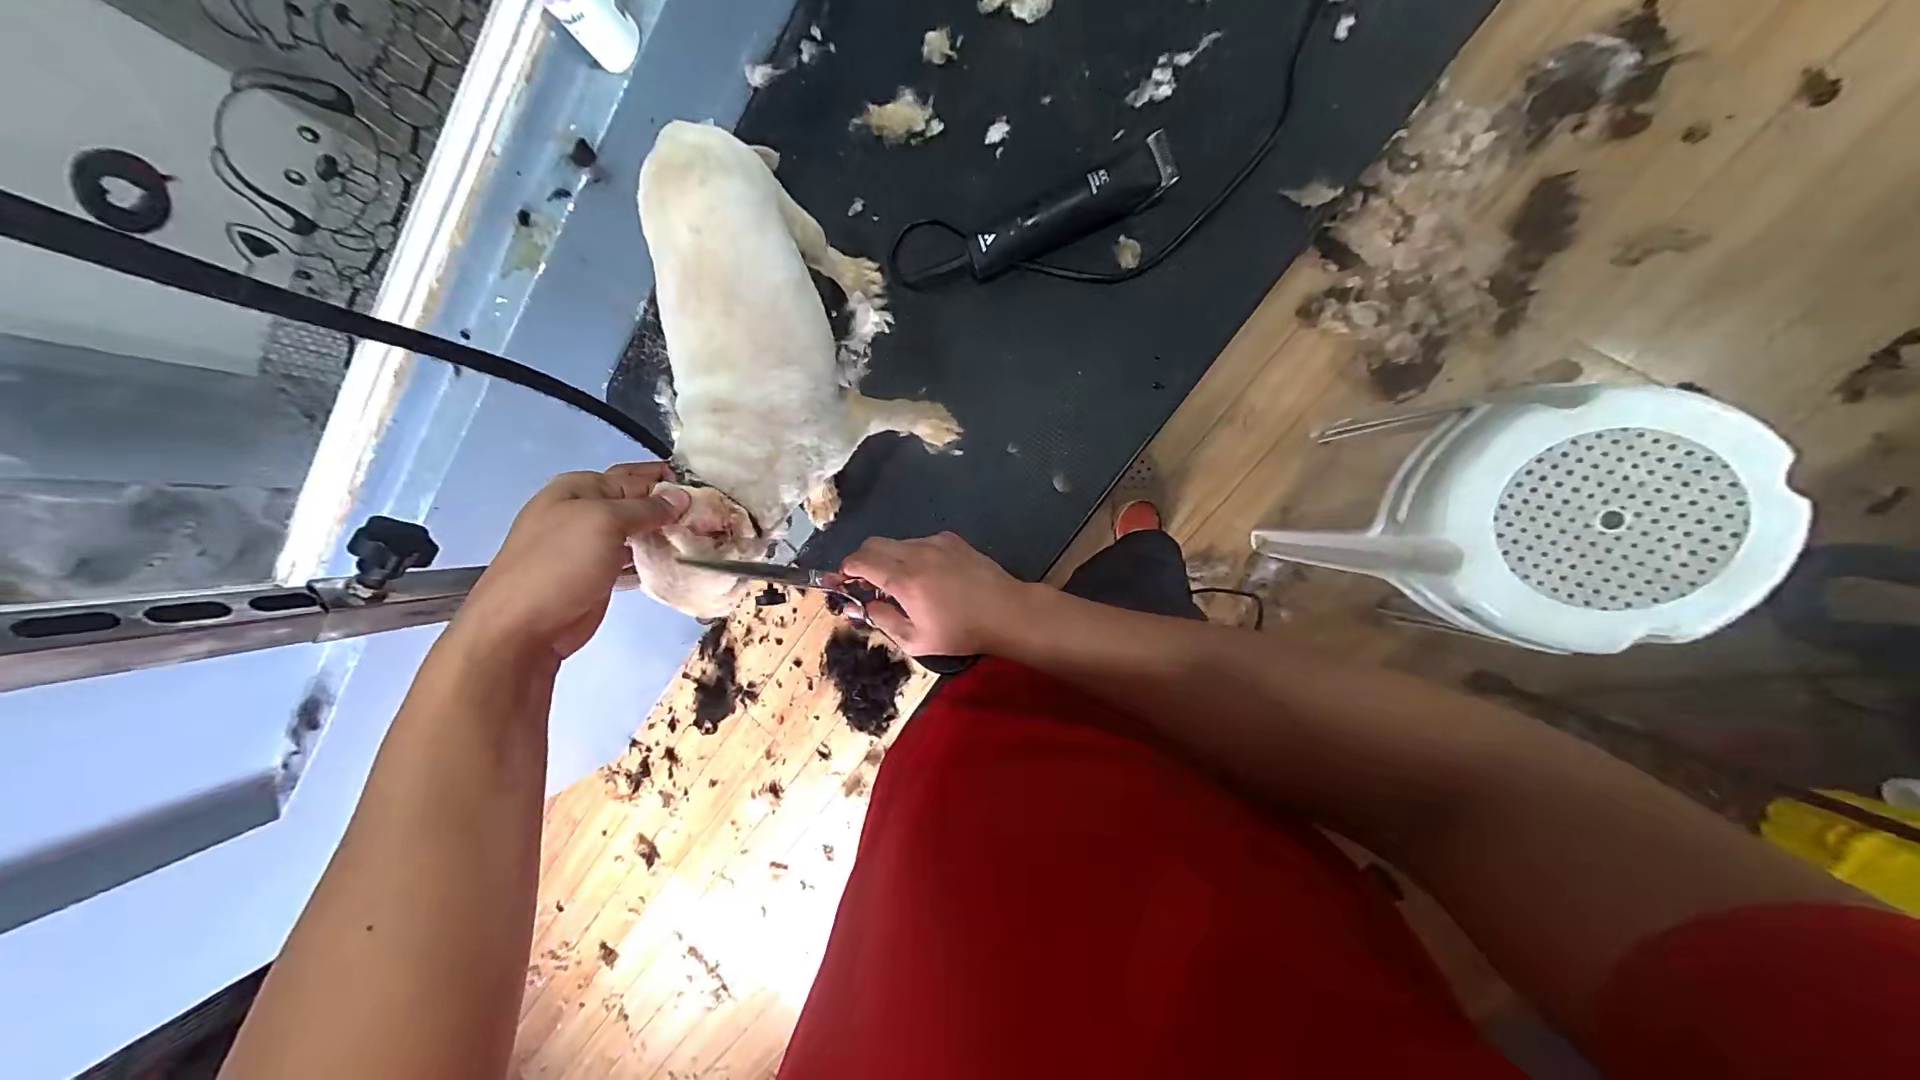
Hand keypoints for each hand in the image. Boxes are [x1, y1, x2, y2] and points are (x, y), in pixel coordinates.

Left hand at [450, 463, 690, 661]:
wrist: (521, 627)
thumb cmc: (559, 565)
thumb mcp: (603, 523)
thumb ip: (645, 508)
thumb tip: (682, 496)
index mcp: (580, 488)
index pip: (636, 476)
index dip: (671, 481)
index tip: (710, 493)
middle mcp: (586, 511)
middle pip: (639, 503)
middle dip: (673, 508)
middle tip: (714, 518)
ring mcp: (593, 544)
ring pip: (640, 532)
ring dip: (668, 535)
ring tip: (706, 538)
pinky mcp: (602, 573)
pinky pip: (637, 559)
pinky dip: (657, 559)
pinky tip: (682, 561)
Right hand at [840, 532, 1032, 656]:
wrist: (1005, 611)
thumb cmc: (960, 631)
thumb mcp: (915, 639)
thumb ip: (881, 620)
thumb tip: (857, 607)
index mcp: (903, 579)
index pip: (860, 560)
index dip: (845, 570)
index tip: (843, 582)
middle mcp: (916, 552)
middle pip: (873, 544)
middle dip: (862, 560)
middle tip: (867, 584)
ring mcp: (935, 542)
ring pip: (897, 542)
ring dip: (888, 559)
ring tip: (902, 585)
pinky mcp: (952, 540)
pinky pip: (920, 542)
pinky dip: (912, 555)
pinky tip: (929, 577)